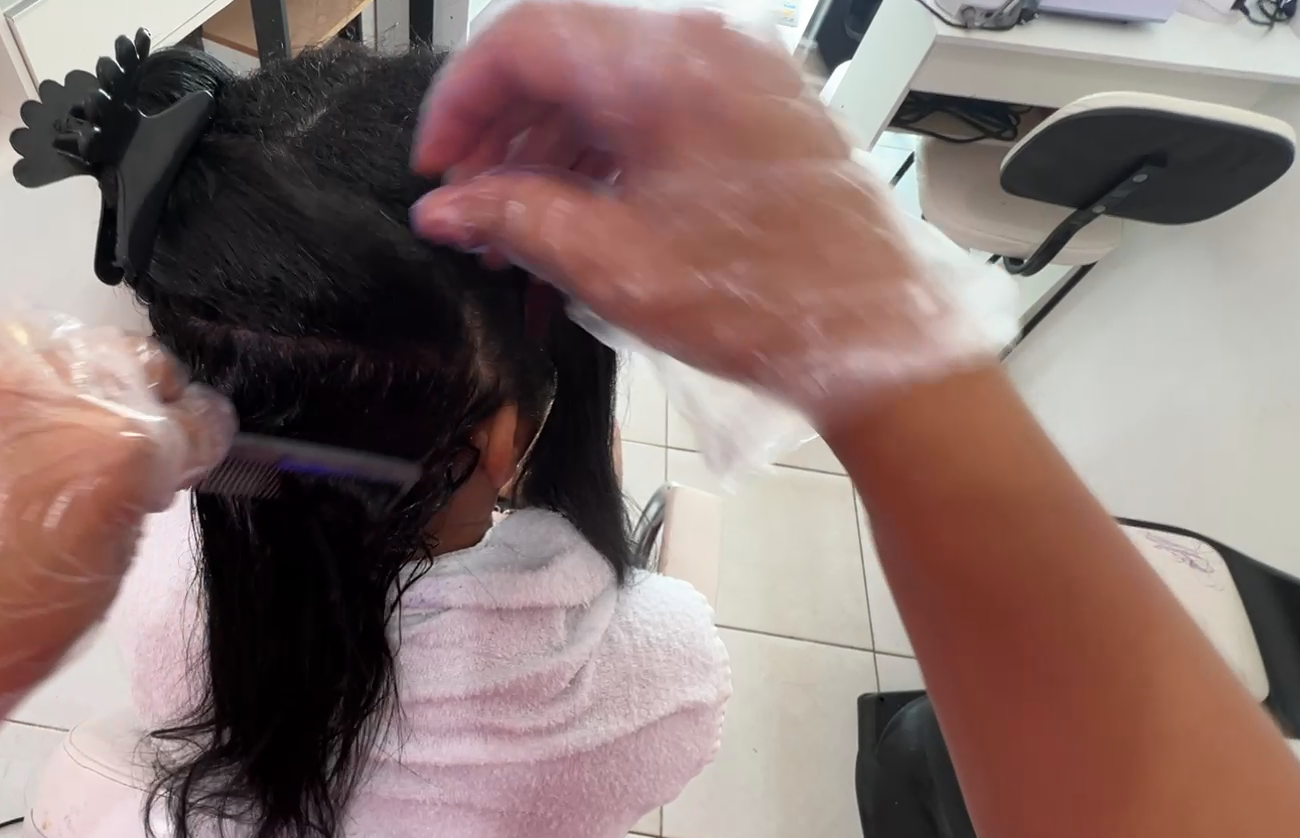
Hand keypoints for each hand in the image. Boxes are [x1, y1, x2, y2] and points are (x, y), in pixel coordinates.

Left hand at [0, 307, 231, 827]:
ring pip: (24, 342)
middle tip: (93, 446)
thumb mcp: (88, 594)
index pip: (190, 413)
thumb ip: (130, 506)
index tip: (186, 447)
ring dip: (34, 391)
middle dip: (124, 401)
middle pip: (115, 356)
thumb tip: (144, 460)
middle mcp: (18, 383)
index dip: (195, 436)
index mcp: (99, 453)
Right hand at [411, 2, 1012, 422]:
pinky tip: (567, 221)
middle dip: (496, 133)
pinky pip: (640, 120)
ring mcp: (727, 79)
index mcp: (666, 67)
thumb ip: (515, 221)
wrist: (866, 336)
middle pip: (559, 61)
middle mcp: (701, 50)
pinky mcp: (739, 117)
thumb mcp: (612, 264)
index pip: (525, 39)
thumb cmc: (759, 301)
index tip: (433, 168)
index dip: (459, 101)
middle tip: (465, 206)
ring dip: (540, 156)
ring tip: (511, 232)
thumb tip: (444, 209)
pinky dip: (591, 165)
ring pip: (596, 93)